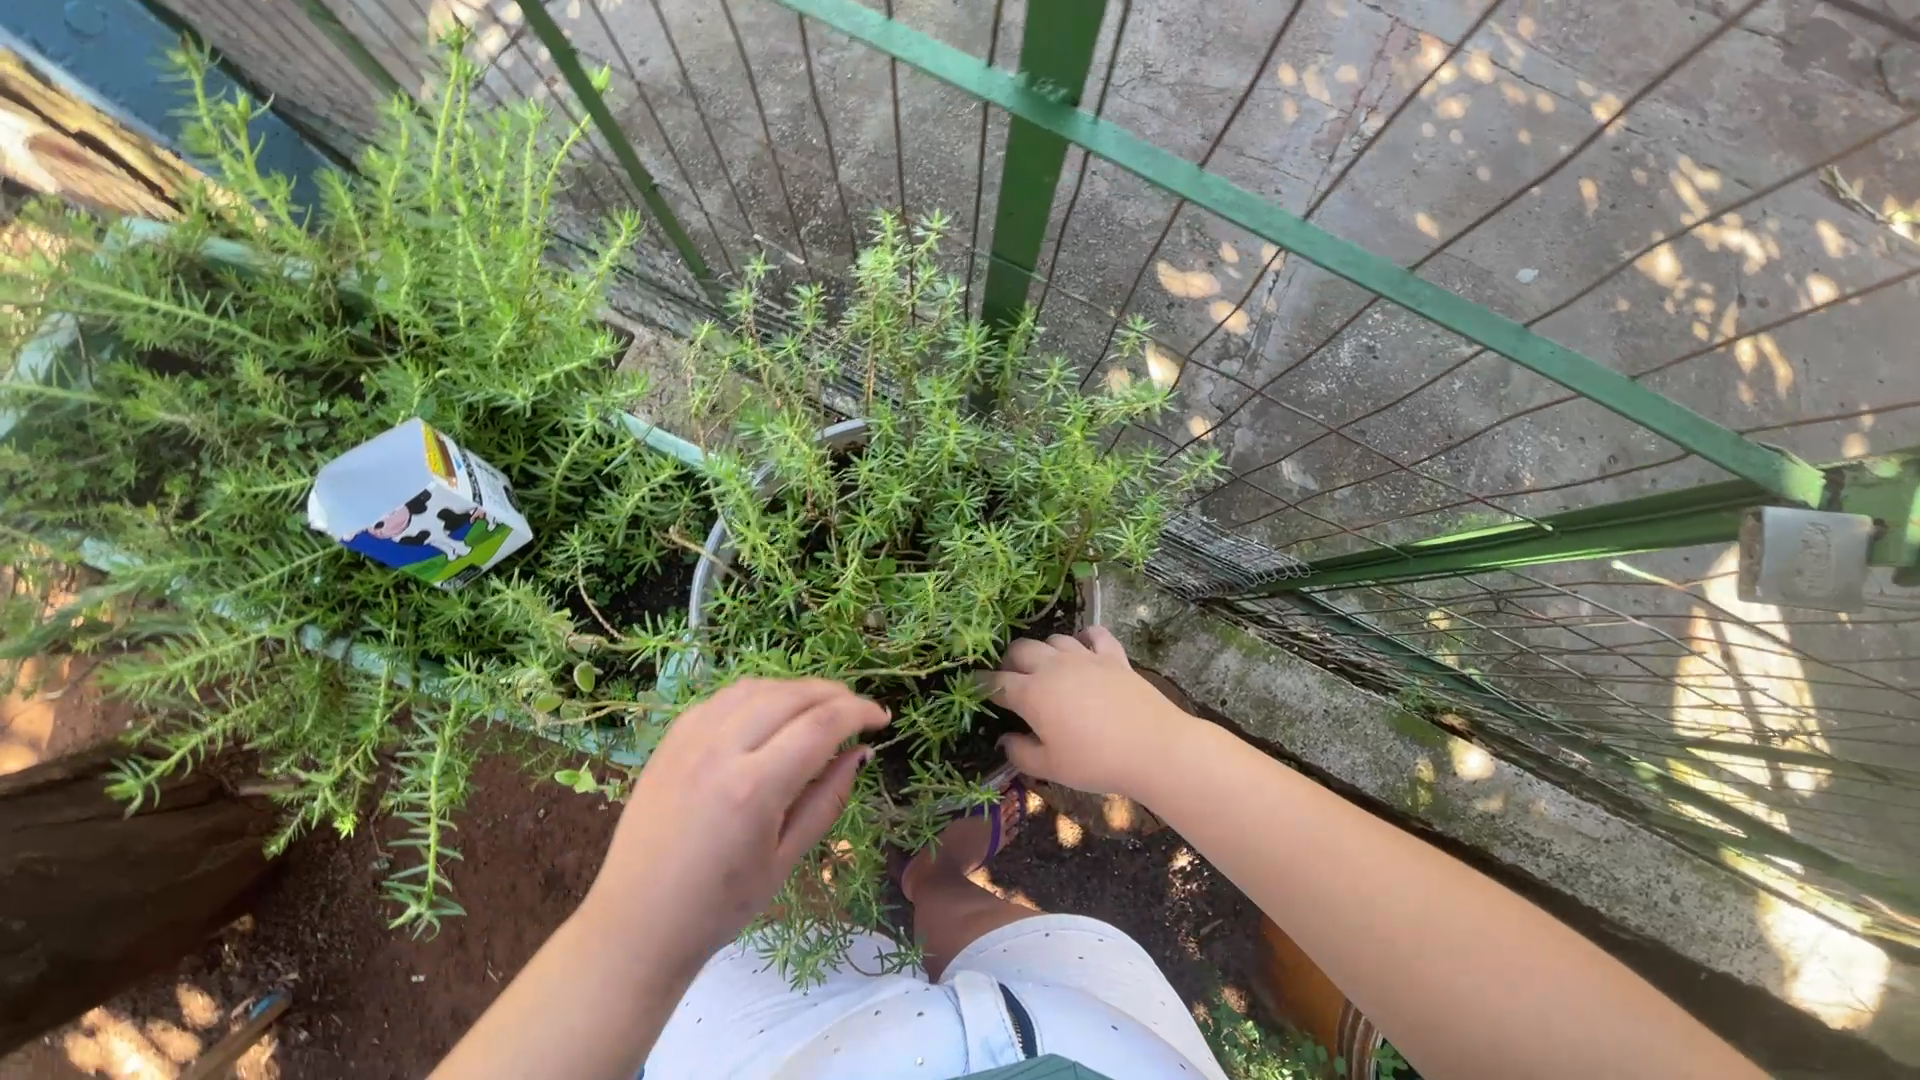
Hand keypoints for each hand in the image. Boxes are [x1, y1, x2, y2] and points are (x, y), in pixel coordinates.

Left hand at [583, 678, 886, 977]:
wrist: (637, 923)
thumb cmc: (720, 906)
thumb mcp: (786, 860)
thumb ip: (827, 799)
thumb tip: (860, 753)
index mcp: (754, 788)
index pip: (821, 725)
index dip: (859, 712)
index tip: (882, 718)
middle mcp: (720, 751)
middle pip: (791, 696)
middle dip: (834, 694)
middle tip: (858, 710)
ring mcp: (689, 740)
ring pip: (756, 687)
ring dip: (796, 689)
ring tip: (820, 706)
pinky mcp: (670, 741)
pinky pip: (723, 698)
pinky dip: (758, 694)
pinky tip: (771, 712)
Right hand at [989, 626, 1200, 800]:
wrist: (1154, 748)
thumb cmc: (1096, 761)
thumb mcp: (1051, 767)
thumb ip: (1020, 753)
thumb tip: (1005, 740)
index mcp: (1032, 694)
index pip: (996, 683)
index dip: (981, 685)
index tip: (973, 687)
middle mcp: (1053, 667)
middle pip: (1020, 650)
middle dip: (1009, 662)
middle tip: (1011, 680)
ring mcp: (1085, 657)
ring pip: (1054, 639)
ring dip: (1044, 651)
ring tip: (1046, 668)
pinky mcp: (1114, 657)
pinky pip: (1094, 634)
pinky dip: (1084, 637)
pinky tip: (1084, 648)